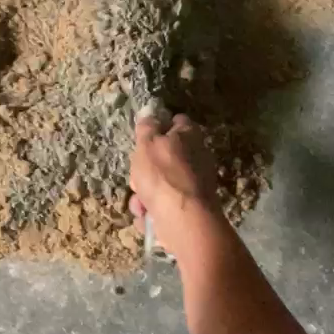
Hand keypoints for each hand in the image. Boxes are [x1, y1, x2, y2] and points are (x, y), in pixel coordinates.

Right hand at [128, 112, 231, 260]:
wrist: (183, 220)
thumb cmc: (162, 175)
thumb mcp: (147, 144)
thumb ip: (147, 128)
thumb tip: (149, 113)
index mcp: (190, 136)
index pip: (176, 121)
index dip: (158, 128)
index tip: (144, 139)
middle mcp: (196, 158)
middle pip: (164, 158)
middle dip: (145, 170)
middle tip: (137, 177)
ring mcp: (194, 185)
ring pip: (161, 185)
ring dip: (144, 195)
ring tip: (140, 204)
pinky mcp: (189, 209)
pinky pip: (164, 206)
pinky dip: (153, 212)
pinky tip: (146, 217)